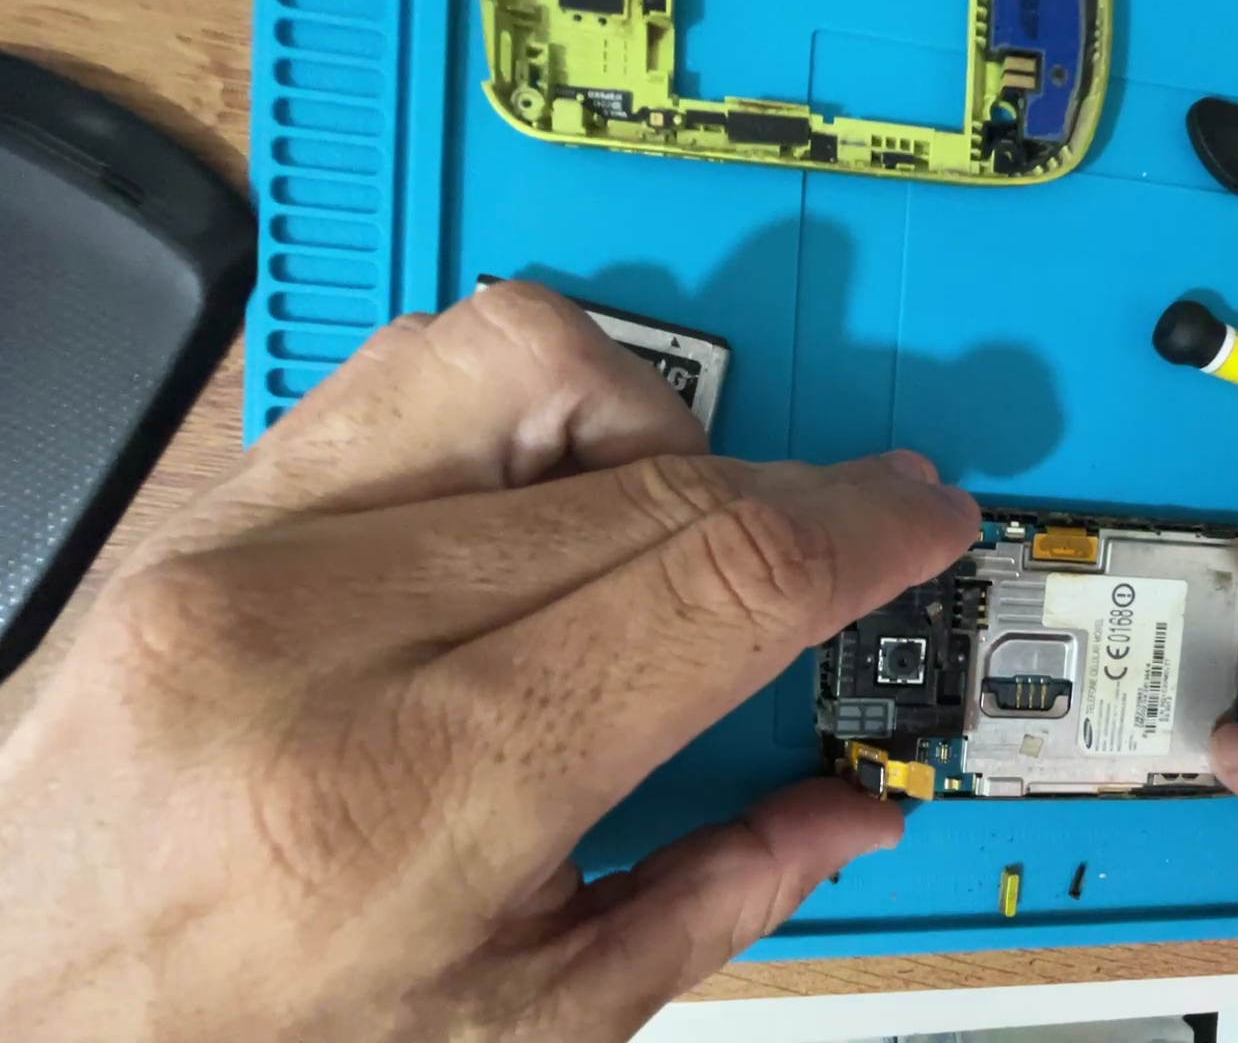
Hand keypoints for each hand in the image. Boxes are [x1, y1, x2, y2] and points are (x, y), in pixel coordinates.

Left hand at [0, 282, 980, 1040]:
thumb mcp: (525, 1032)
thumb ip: (720, 895)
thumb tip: (850, 812)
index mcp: (422, 787)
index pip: (722, 581)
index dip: (860, 532)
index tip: (924, 519)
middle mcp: (322, 627)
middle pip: (668, 481)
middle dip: (817, 493)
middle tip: (871, 521)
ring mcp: (246, 540)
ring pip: (541, 359)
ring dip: (674, 426)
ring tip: (691, 515)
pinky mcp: (216, 504)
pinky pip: (434, 362)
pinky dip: (551, 392)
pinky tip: (575, 481)